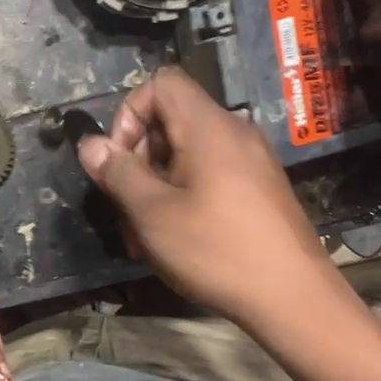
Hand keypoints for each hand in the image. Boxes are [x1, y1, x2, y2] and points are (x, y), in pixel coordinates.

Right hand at [77, 67, 333, 321]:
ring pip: (186, 155)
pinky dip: (182, 198)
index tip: (119, 161)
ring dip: (154, 187)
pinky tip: (174, 240)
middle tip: (125, 206)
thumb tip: (90, 145)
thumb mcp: (152, 214)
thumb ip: (119, 173)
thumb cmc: (215, 250)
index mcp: (208, 128)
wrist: (290, 296)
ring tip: (144, 236)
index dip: (128, 114)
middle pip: (171, 120)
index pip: (161, 84)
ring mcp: (249, 162)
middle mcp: (233, 134)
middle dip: (138, 159)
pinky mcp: (257, 189)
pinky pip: (208, 176)